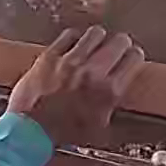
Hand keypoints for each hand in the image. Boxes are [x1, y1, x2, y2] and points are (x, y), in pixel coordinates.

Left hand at [8, 27, 146, 146]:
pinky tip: (72, 46)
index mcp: (110, 90)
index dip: (133, 56)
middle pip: (119, 41)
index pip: (134, 58)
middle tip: (115, 49)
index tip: (130, 57)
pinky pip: (69, 35)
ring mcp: (70, 61)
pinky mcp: (50, 56)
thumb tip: (119, 90)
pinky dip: (74, 39)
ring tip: (94, 45)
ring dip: (98, 39)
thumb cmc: (64, 132)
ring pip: (96, 33)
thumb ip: (113, 103)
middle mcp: (93, 72)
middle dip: (120, 44)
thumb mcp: (100, 125)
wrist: (31, 131)